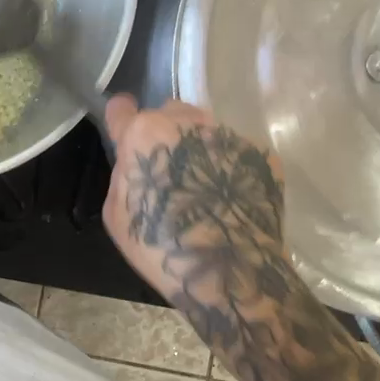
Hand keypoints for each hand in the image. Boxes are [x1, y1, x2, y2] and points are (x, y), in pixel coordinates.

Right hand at [101, 94, 287, 307]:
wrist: (230, 271)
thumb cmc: (159, 245)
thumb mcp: (116, 214)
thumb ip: (123, 175)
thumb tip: (135, 163)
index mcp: (144, 135)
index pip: (123, 109)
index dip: (121, 121)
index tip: (124, 132)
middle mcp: (188, 123)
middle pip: (170, 113)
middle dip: (164, 134)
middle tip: (167, 171)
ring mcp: (230, 136)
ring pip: (205, 131)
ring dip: (198, 149)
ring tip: (203, 190)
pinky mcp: (262, 155)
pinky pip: (236, 152)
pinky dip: (229, 168)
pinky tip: (229, 200)